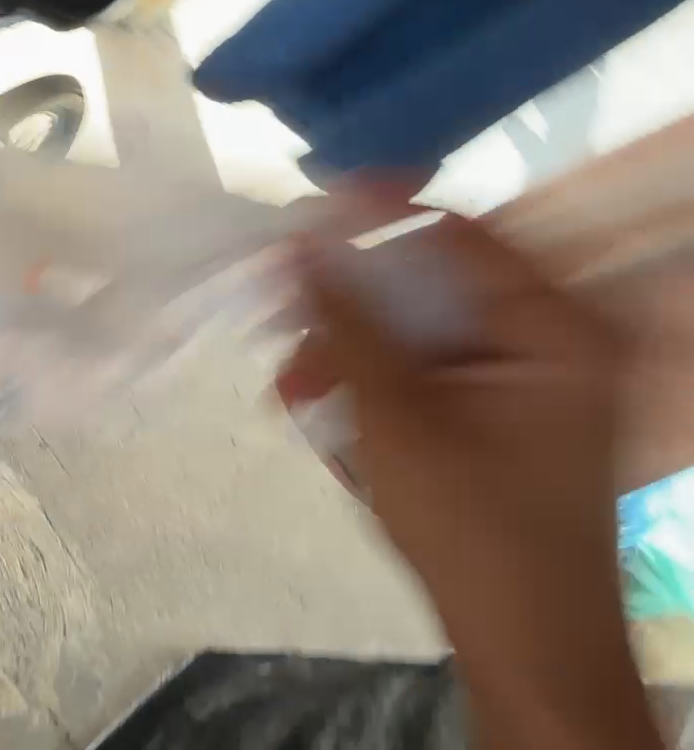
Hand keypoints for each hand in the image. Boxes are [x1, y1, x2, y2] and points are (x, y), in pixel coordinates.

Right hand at [279, 199, 664, 749]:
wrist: (515, 625)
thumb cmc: (464, 517)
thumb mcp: (390, 408)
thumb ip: (343, 316)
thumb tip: (297, 238)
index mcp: (554, 328)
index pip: (457, 232)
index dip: (376, 211)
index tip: (301, 206)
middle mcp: (547, 334)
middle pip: (423, 278)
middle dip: (340, 299)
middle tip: (277, 313)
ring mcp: (520, 367)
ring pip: (407, 319)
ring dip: (338, 341)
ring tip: (293, 384)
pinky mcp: (491, 394)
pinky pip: (413, 354)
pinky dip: (361, 368)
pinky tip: (317, 398)